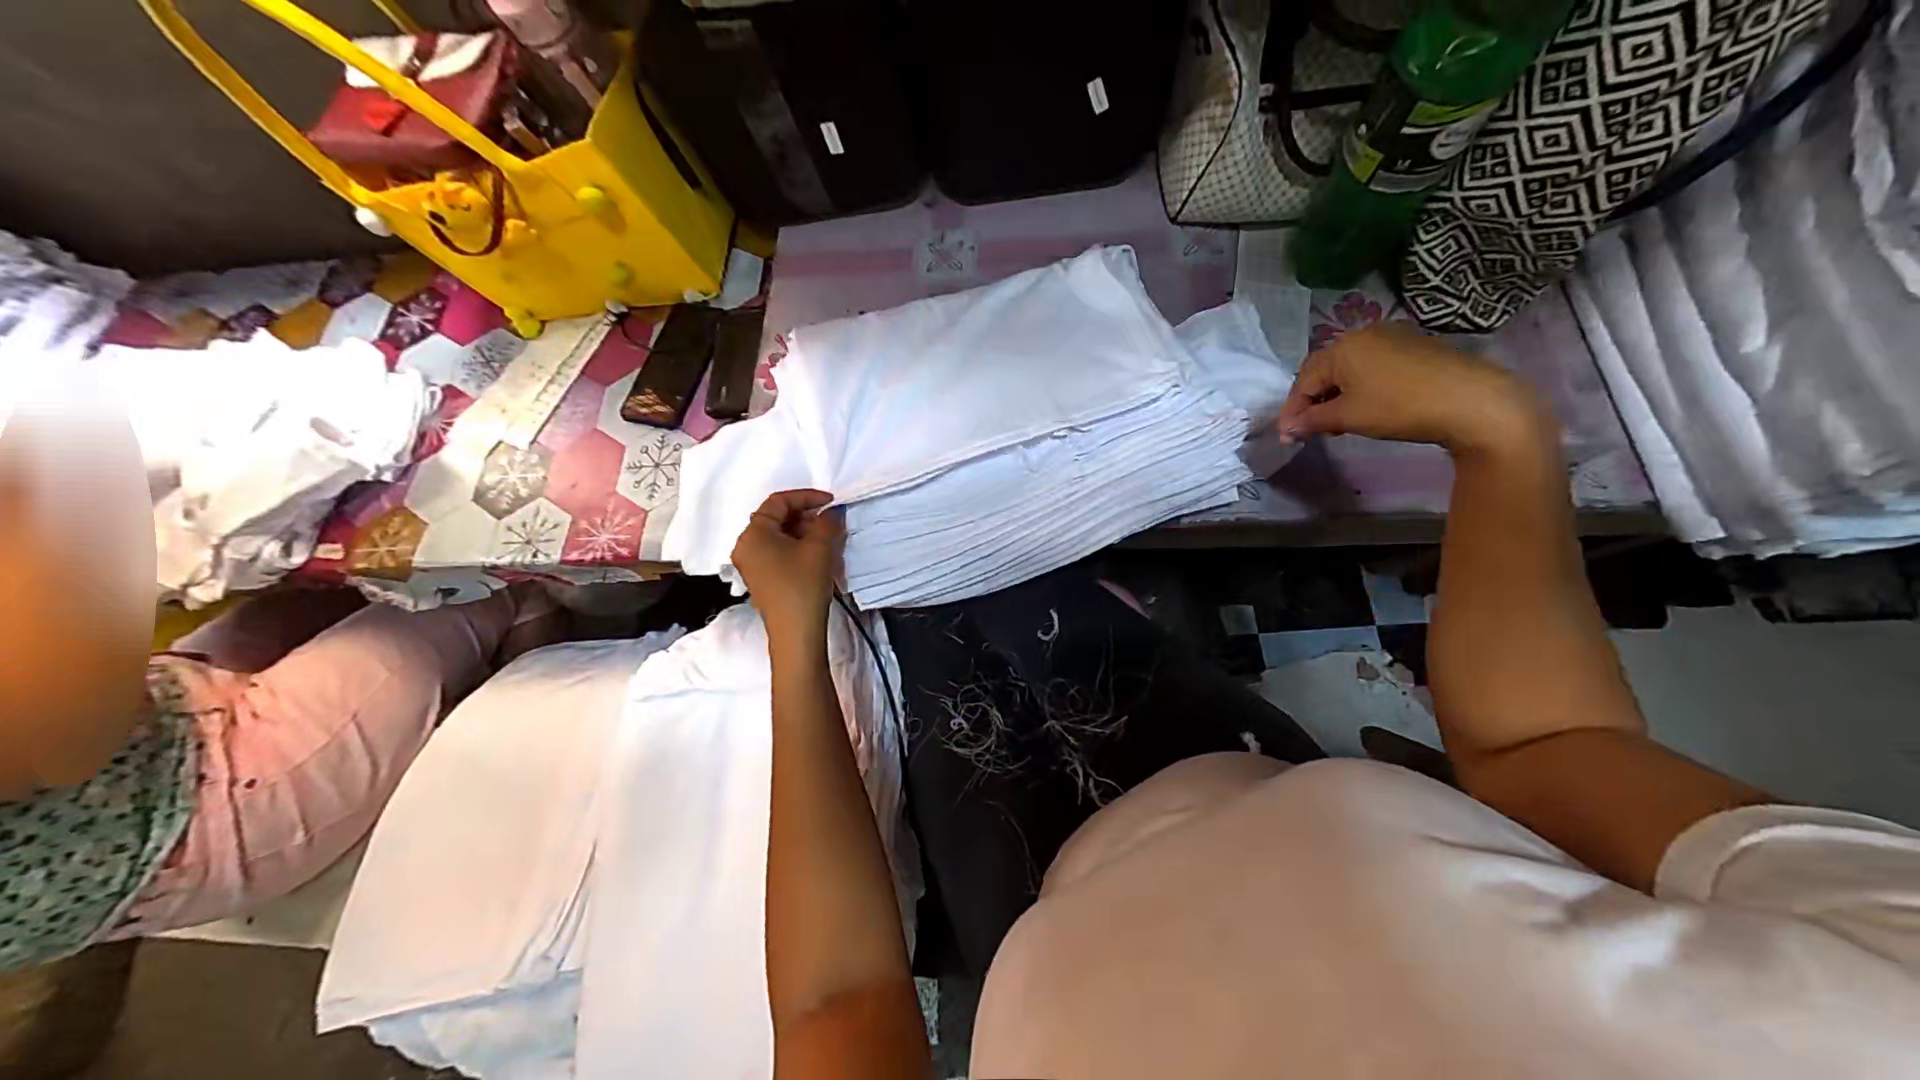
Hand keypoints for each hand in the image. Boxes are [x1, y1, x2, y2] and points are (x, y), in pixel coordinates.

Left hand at [732, 489, 844, 642]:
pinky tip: (817, 553)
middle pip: (776, 518)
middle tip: (831, 521)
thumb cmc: (803, 584)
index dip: (807, 497)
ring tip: (828, 537)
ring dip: (803, 531)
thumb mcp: (819, 547)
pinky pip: (777, 552)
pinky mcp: (761, 579)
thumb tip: (831, 513)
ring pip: (778, 536)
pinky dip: (797, 546)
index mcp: (753, 533)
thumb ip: (826, 522)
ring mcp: (751, 564)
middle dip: (806, 515)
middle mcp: (745, 546)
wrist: (795, 631)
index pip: (778, 502)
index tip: (831, 502)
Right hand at [1276, 324, 1547, 456]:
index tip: (1288, 437)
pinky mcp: (1414, 347)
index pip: (1303, 380)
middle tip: (1310, 430)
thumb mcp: (1348, 417)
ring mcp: (1392, 337)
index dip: (1292, 410)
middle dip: (1313, 401)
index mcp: (1342, 347)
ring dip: (1336, 396)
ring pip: (1349, 369)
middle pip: (1324, 371)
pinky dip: (1360, 388)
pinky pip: (1372, 366)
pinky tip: (1366, 407)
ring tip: (1337, 423)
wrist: (1473, 402)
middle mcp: (1364, 334)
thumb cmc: (1399, 407)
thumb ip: (1311, 420)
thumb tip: (1287, 429)